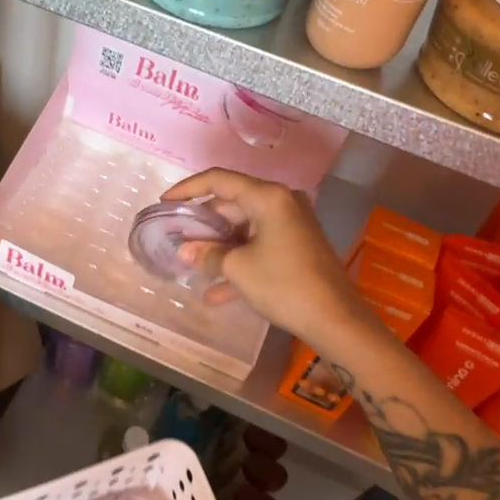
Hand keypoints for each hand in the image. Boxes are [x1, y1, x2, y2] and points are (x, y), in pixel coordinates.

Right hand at [162, 168, 367, 346]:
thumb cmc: (284, 285)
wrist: (335, 319)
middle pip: (231, 205)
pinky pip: (258, 247)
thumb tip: (185, 250)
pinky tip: (215, 294)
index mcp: (268, 197)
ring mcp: (290, 225)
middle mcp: (281, 203)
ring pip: (243, 229)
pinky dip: (238, 263)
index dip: (188, 189)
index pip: (219, 180)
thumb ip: (208, 254)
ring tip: (192, 268)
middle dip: (203, 226)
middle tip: (177, 242)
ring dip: (219, 249)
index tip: (164, 202)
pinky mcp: (295, 247)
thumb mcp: (238, 269)